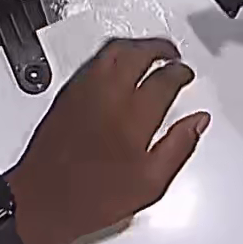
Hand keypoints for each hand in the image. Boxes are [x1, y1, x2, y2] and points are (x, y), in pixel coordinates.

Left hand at [6, 38, 210, 243]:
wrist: (44, 198)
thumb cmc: (92, 197)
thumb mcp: (150, 184)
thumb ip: (179, 146)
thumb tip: (198, 121)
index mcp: (133, 118)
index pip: (164, 79)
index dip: (180, 72)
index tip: (186, 74)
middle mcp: (108, 96)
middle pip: (139, 53)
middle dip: (161, 48)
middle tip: (172, 55)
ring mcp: (84, 89)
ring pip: (113, 49)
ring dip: (136, 45)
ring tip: (149, 52)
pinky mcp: (68, 91)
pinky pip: (94, 60)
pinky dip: (114, 53)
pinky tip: (120, 63)